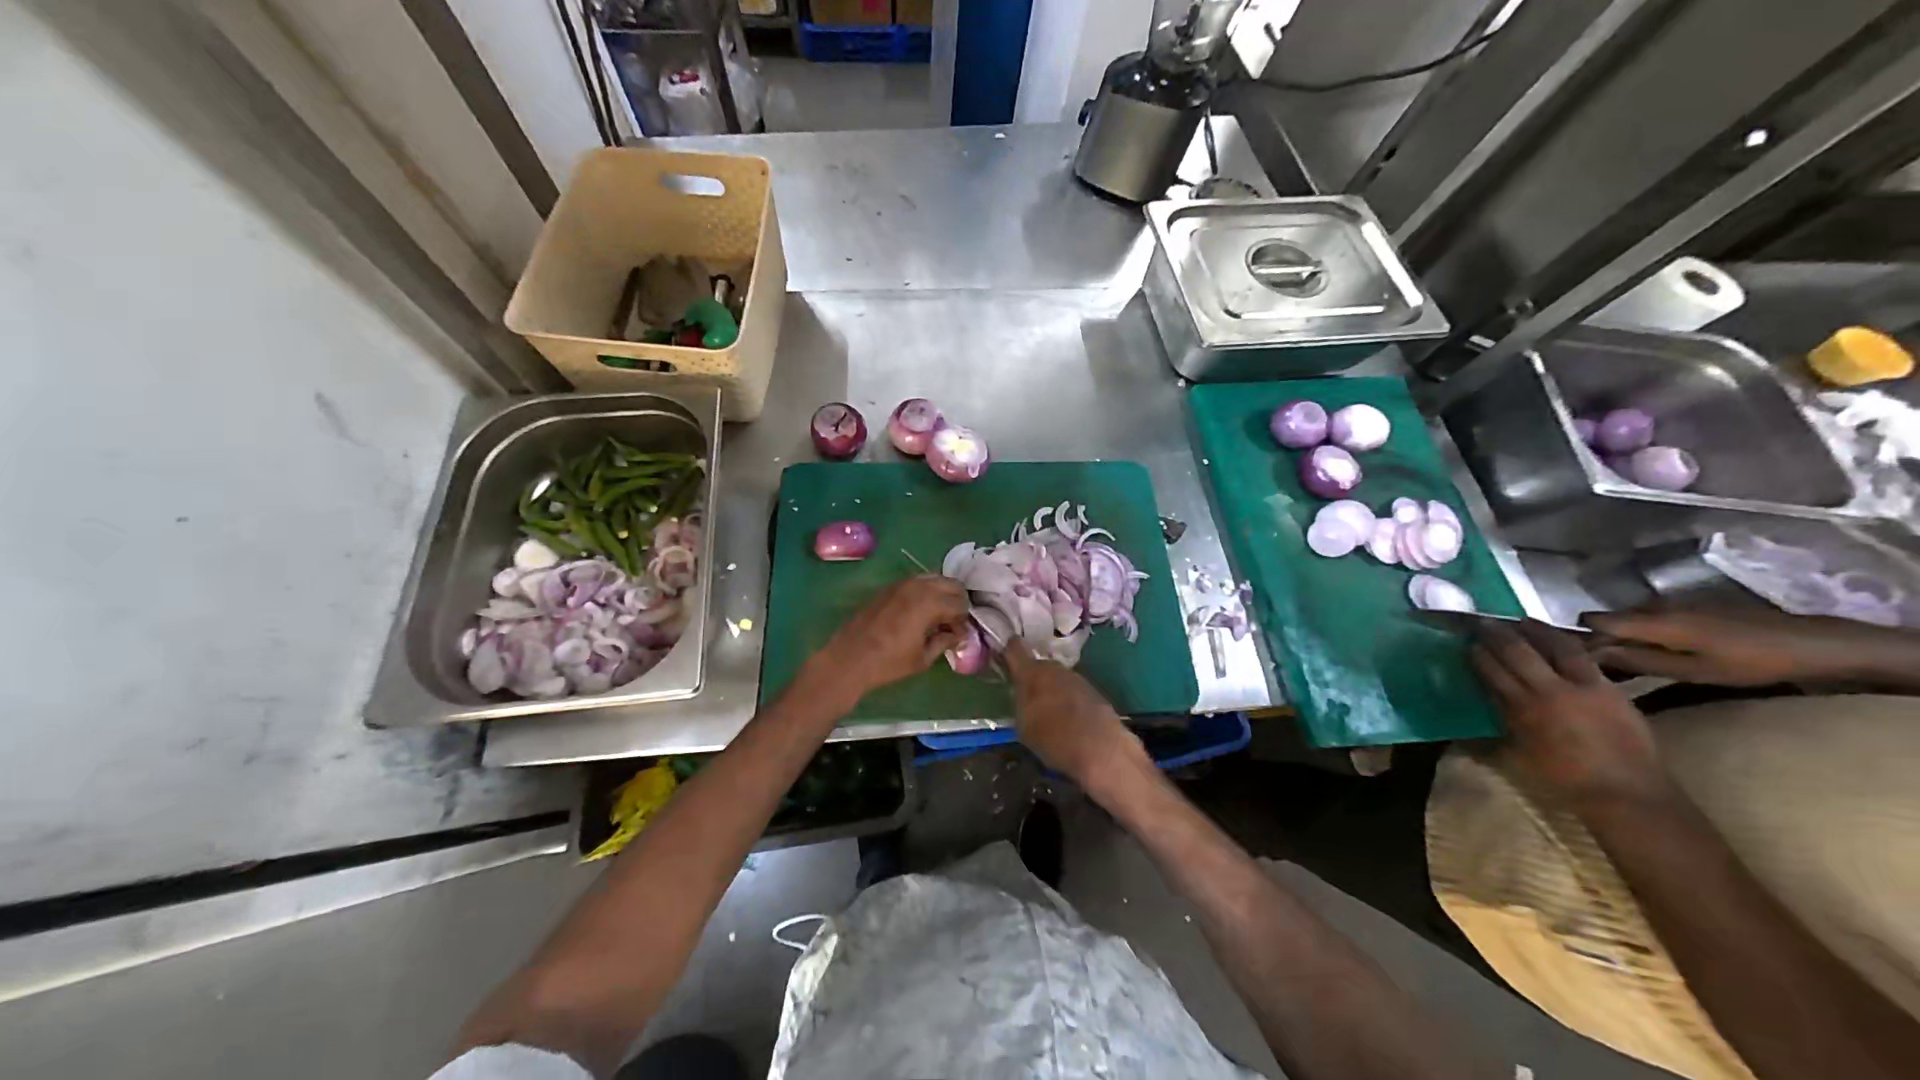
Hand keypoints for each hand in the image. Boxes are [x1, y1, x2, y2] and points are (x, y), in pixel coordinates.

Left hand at [814, 575, 968, 698]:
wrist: (849, 659)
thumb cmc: (888, 663)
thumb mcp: (923, 658)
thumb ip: (944, 641)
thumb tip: (958, 634)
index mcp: (929, 603)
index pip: (960, 604)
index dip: (963, 621)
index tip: (958, 636)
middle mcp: (917, 586)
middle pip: (951, 584)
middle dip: (957, 602)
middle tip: (952, 623)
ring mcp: (901, 584)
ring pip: (934, 578)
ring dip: (941, 594)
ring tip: (937, 617)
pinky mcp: (888, 587)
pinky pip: (916, 582)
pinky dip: (925, 592)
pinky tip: (920, 612)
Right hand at [1005, 647, 1147, 789]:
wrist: (1102, 750)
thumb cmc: (1055, 740)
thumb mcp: (1024, 727)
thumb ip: (1020, 703)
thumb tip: (1022, 693)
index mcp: (1032, 674)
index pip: (1015, 649)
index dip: (1008, 650)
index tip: (1003, 655)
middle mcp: (1054, 669)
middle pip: (1038, 666)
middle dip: (1032, 678)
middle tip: (1027, 698)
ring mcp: (1076, 678)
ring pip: (1057, 678)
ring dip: (1052, 689)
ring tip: (1050, 713)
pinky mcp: (1093, 691)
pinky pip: (1072, 690)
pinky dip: (1068, 699)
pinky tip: (1069, 720)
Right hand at [1471, 623, 1668, 807]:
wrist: (1626, 792)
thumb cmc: (1564, 780)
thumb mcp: (1518, 755)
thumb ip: (1497, 726)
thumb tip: (1472, 713)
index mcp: (1522, 709)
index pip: (1491, 670)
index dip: (1477, 653)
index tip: (1466, 641)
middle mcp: (1549, 691)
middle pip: (1518, 652)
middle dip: (1498, 634)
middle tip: (1484, 622)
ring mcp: (1582, 687)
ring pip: (1555, 646)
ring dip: (1535, 630)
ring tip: (1521, 621)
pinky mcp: (1608, 688)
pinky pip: (1584, 657)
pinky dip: (1566, 644)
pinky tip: (1557, 639)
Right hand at [1586, 608, 1916, 686]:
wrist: (1814, 644)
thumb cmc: (1753, 662)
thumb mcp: (1694, 671)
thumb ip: (1639, 662)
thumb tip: (1592, 656)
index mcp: (1653, 621)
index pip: (1593, 621)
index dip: (1579, 637)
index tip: (1574, 658)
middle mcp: (1656, 606)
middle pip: (1609, 620)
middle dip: (1599, 640)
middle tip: (1600, 669)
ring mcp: (1675, 604)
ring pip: (1630, 620)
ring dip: (1623, 638)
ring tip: (1628, 665)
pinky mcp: (1691, 607)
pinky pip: (1651, 619)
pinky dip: (1644, 635)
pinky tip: (1658, 653)